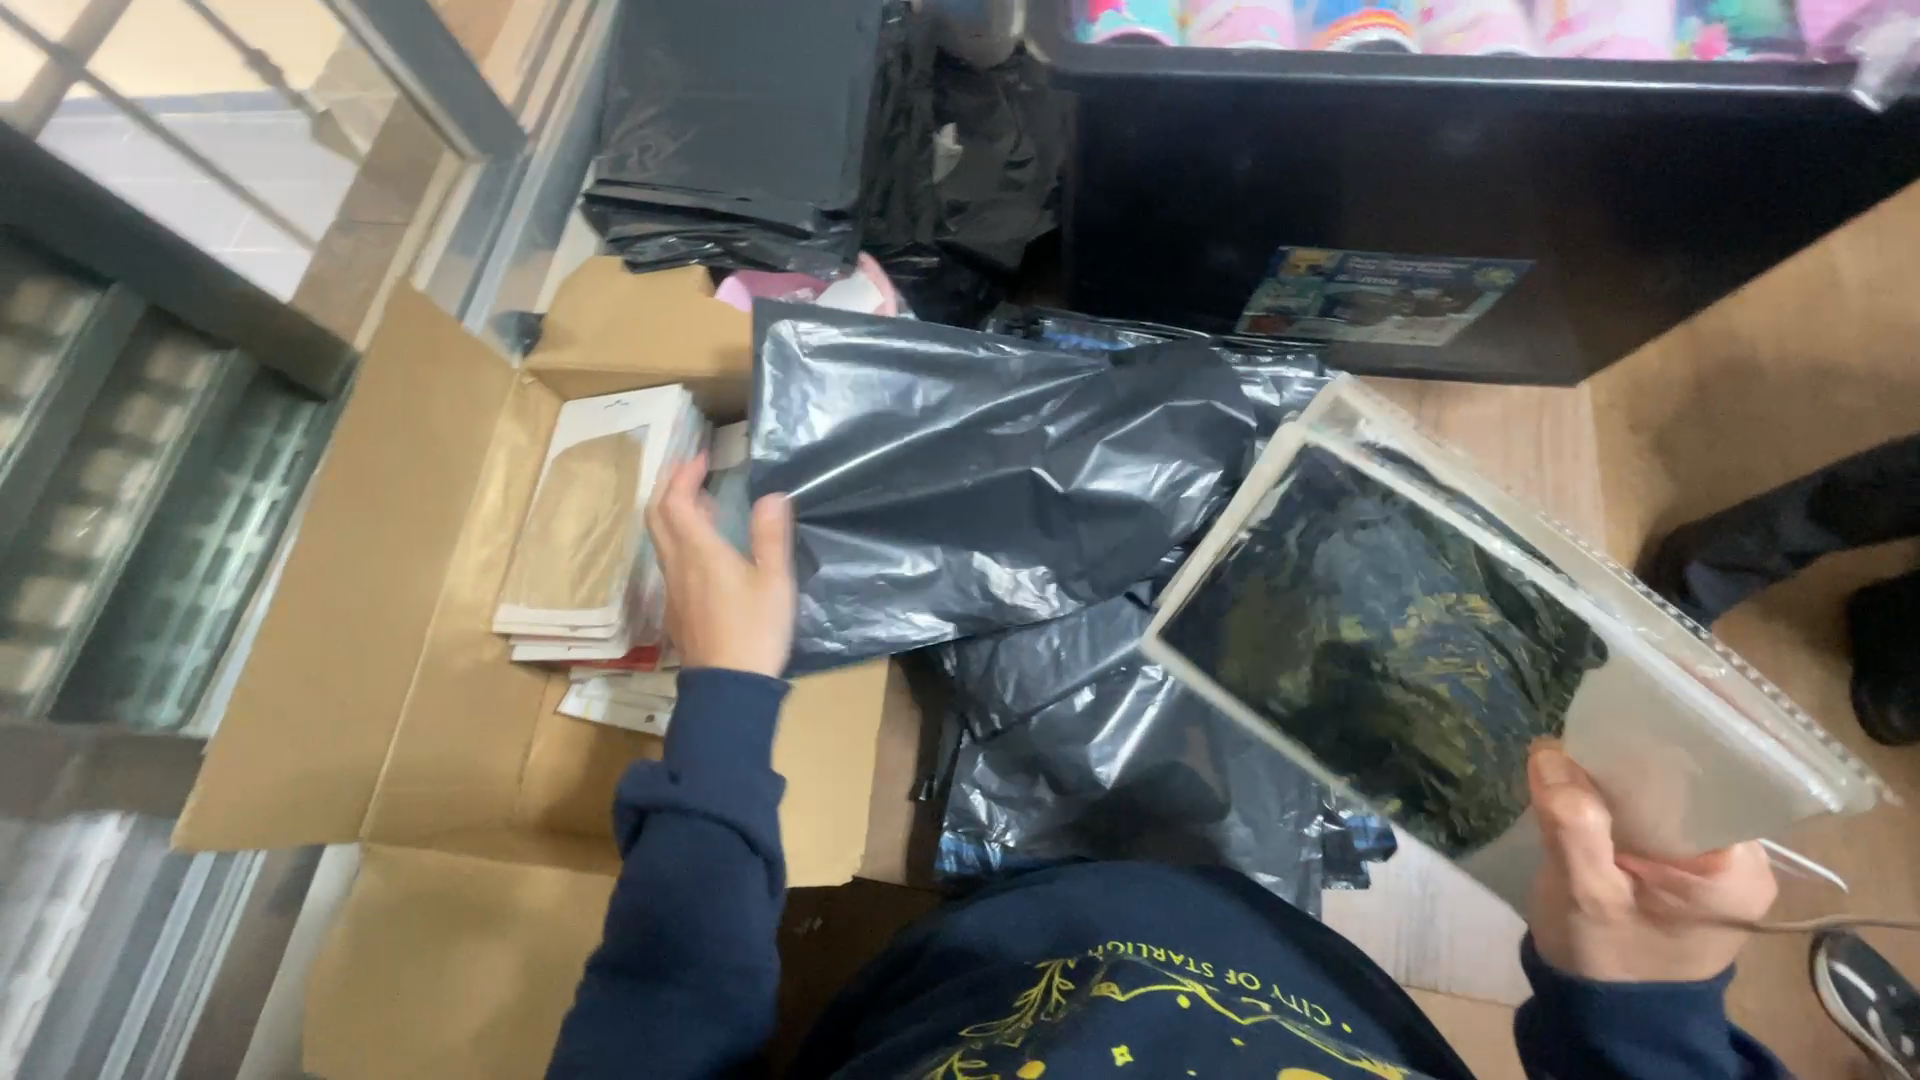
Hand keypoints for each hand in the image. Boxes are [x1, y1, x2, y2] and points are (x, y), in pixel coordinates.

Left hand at [647, 453, 795, 678]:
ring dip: (672, 510)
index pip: (677, 500)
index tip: (701, 456)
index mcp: (699, 552)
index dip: (684, 474)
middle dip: (668, 485)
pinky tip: (703, 546)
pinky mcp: (677, 607)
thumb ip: (771, 536)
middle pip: (657, 514)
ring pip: (660, 538)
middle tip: (689, 468)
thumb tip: (771, 496)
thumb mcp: (775, 582)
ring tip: (699, 500)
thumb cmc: (755, 631)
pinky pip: (669, 558)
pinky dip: (679, 536)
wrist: (728, 686)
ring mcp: (672, 588)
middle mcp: (677, 565)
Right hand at [1526, 742, 1777, 982]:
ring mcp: (1701, 859)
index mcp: (1735, 867)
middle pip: (1675, 786)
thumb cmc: (1605, 954)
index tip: (1595, 733)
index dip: (1647, 753)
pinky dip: (1602, 801)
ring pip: (1651, 796)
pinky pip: (1639, 812)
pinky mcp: (1669, 861)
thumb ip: (1572, 825)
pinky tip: (1570, 796)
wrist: (1605, 1008)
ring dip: (1604, 782)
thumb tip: (1548, 753)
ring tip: (1560, 771)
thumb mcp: (1584, 892)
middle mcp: (1732, 856)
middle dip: (1618, 766)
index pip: (1702, 783)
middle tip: (1564, 752)